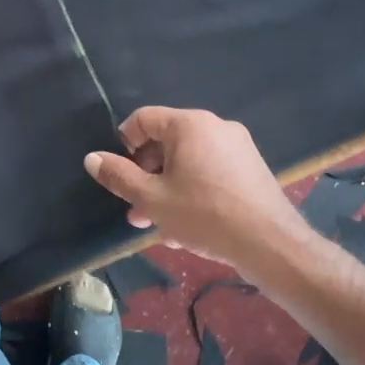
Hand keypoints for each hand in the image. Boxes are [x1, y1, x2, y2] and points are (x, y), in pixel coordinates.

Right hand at [83, 106, 313, 275]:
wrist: (272, 246)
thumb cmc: (204, 215)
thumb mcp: (152, 199)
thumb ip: (118, 176)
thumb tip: (92, 158)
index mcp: (189, 124)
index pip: (143, 119)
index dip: (124, 144)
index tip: (121, 175)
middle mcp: (215, 127)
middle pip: (166, 142)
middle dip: (146, 175)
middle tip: (136, 207)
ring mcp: (238, 148)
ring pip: (188, 162)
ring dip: (167, 188)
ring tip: (156, 224)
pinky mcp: (252, 170)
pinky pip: (210, 173)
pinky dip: (193, 191)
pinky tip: (186, 228)